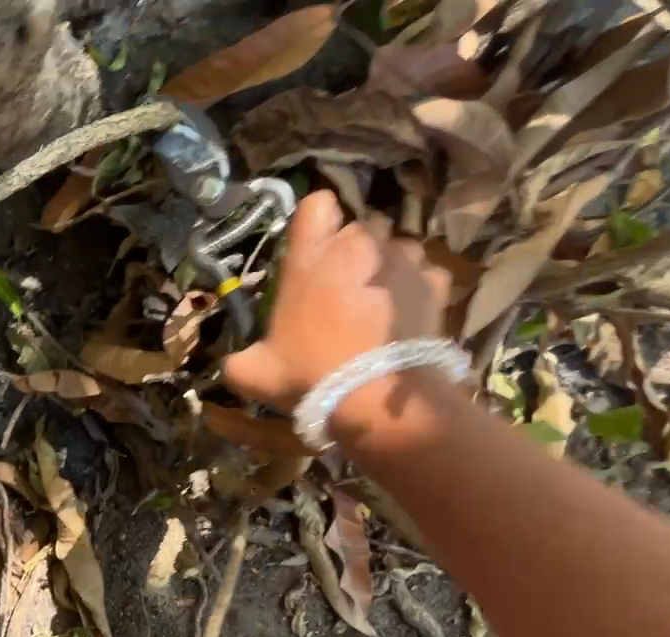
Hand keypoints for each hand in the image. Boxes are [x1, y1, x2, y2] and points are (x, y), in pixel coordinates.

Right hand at [224, 191, 452, 411]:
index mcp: (311, 259)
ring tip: (373, 300)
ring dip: (382, 264)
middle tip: (338, 285)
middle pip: (358, 225)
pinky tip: (399, 317)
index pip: (316, 205)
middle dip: (349, 249)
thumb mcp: (250, 372)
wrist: (377, 399)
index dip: (312, 222)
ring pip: (393, 245)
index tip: (308, 246)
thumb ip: (237, 355)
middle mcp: (359, 246)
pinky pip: (422, 271)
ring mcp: (404, 259)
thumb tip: (232, 357)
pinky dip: (410, 288)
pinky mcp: (437, 280)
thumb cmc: (309, 376)